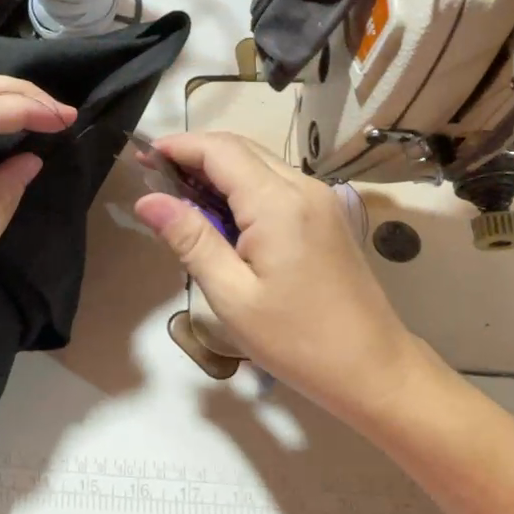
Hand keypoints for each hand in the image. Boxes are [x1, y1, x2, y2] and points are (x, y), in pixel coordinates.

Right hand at [131, 132, 435, 418]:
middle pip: (240, 149)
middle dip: (194, 154)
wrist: (371, 367)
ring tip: (177, 195)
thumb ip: (191, 240)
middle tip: (152, 175)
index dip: (179, 146)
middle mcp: (303, 188)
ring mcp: (320, 200)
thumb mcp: (231, 295)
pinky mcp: (325, 217)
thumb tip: (147, 201)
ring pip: (259, 163)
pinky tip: (218, 214)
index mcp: (278, 204)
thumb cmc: (295, 340)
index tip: (142, 157)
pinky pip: (275, 184)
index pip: (220, 151)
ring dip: (216, 170)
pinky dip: (240, 186)